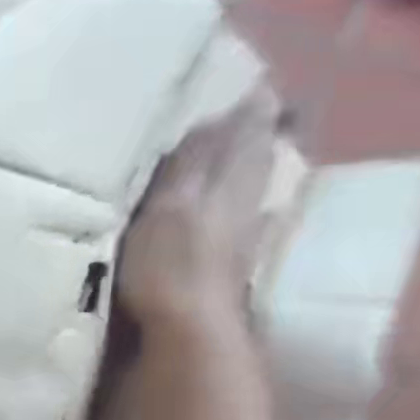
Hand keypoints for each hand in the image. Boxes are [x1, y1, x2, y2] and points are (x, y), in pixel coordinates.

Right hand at [118, 93, 281, 339]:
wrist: (187, 330)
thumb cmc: (168, 268)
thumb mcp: (169, 209)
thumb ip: (189, 168)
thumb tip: (214, 118)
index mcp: (223, 190)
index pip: (240, 142)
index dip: (243, 117)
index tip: (247, 90)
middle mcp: (238, 207)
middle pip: (251, 164)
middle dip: (250, 139)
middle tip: (248, 112)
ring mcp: (236, 239)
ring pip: (247, 192)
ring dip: (247, 171)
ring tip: (246, 153)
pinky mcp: (225, 266)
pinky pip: (241, 222)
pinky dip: (243, 209)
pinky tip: (248, 211)